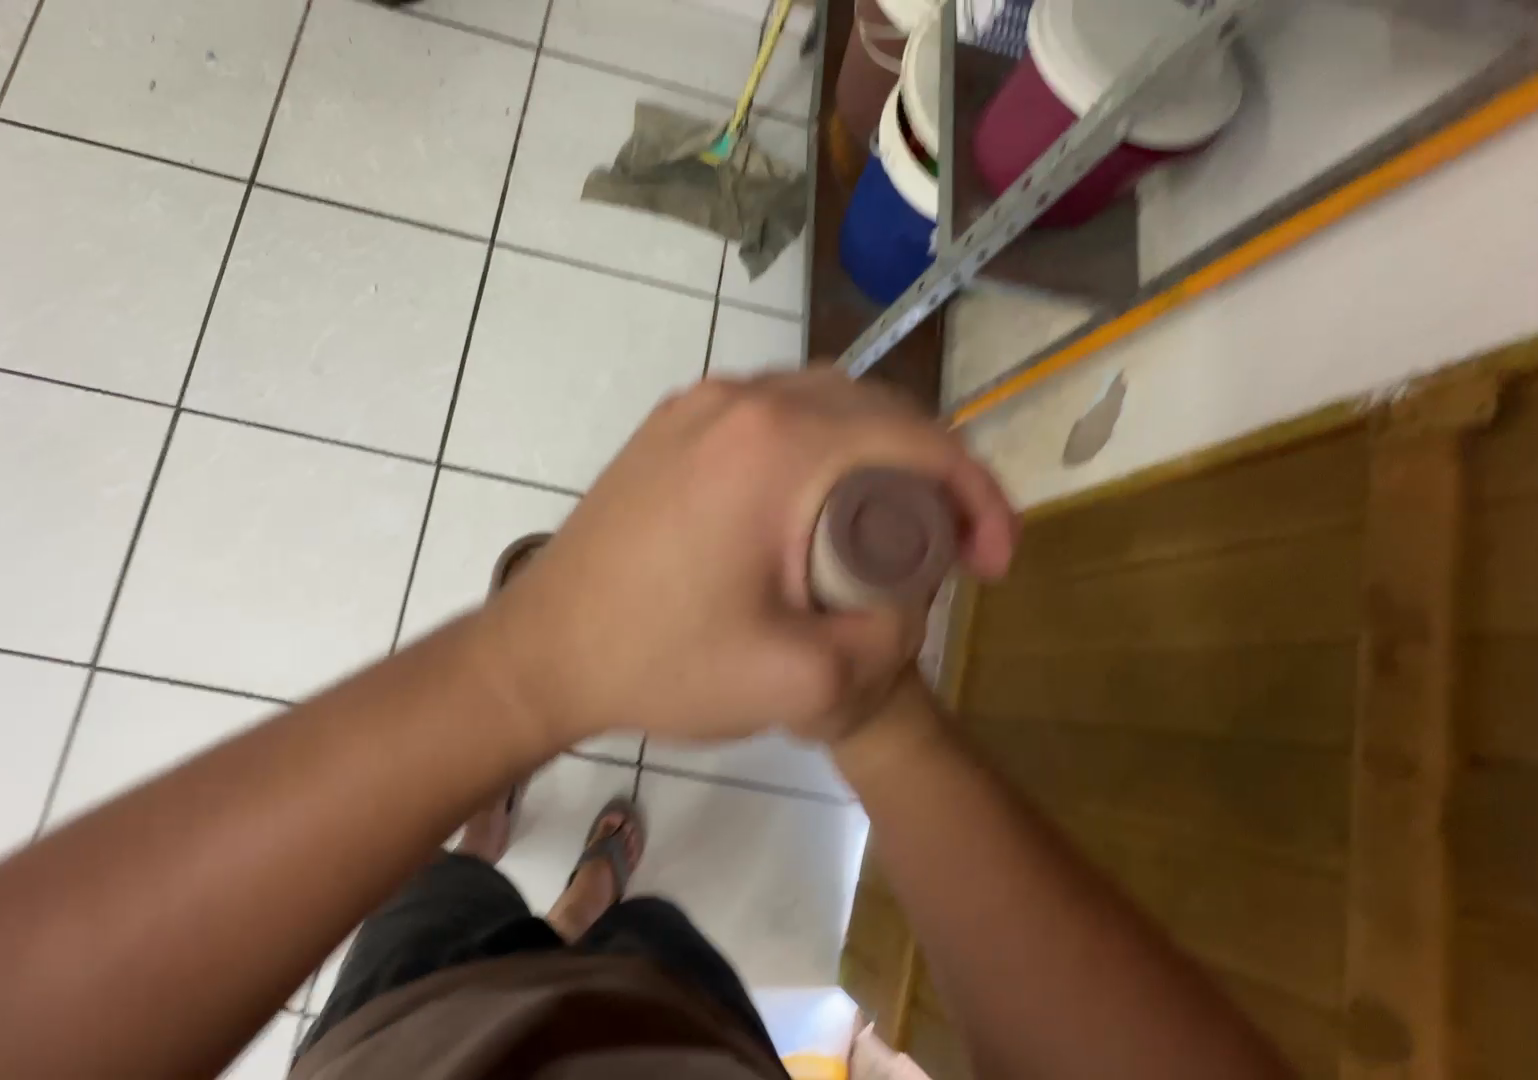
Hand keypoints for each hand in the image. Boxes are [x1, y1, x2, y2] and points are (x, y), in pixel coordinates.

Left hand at [477, 368, 1016, 747]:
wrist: (542, 651)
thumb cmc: (660, 664)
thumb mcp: (798, 681)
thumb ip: (889, 639)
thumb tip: (913, 595)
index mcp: (776, 443)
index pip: (918, 436)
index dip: (978, 496)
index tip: (994, 563)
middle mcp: (739, 399)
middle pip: (875, 410)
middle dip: (932, 473)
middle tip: (950, 548)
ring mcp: (695, 404)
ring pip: (821, 405)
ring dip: (874, 455)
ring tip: (892, 527)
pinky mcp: (668, 426)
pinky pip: (768, 417)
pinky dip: (815, 449)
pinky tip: (816, 505)